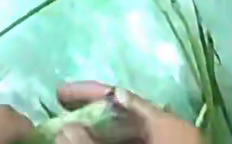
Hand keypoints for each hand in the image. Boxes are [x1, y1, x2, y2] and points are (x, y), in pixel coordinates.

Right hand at [54, 83, 200, 143]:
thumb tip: (63, 129)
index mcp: (168, 124)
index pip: (121, 96)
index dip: (88, 93)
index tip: (59, 95)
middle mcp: (172, 133)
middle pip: (124, 119)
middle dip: (92, 121)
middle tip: (61, 120)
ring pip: (131, 140)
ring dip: (102, 141)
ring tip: (71, 140)